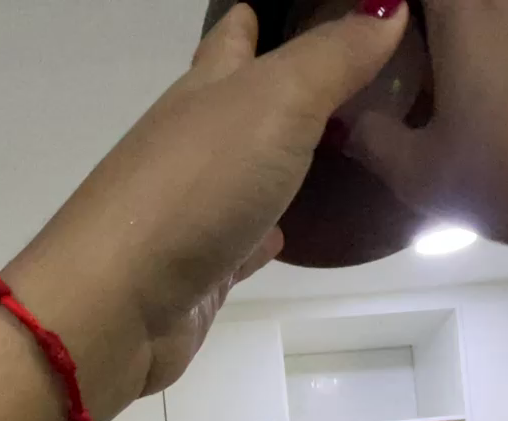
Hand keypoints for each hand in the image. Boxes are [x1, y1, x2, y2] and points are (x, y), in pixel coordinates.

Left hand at [6, 2, 409, 411]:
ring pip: (238, 180)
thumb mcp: (277, 103)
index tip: (273, 12)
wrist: (122, 303)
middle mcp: (189, 148)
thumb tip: (385, 8)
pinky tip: (281, 238)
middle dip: (271, 93)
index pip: (229, 41)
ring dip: (270, 168)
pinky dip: (259, 239)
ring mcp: (189, 216)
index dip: (252, 20)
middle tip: (327, 87)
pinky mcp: (196, 276)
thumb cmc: (195, 188)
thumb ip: (332, 58)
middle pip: (232, 111)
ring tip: (319, 159)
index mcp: (202, 94)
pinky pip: (236, 247)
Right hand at [346, 0, 507, 258]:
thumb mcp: (418, 175)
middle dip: (442, 12)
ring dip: (487, 18)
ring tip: (474, 62)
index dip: (400, 3)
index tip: (393, 20)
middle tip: (426, 38)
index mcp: (465, 15)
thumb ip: (373, 139)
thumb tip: (348, 122)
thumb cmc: (502, 182)